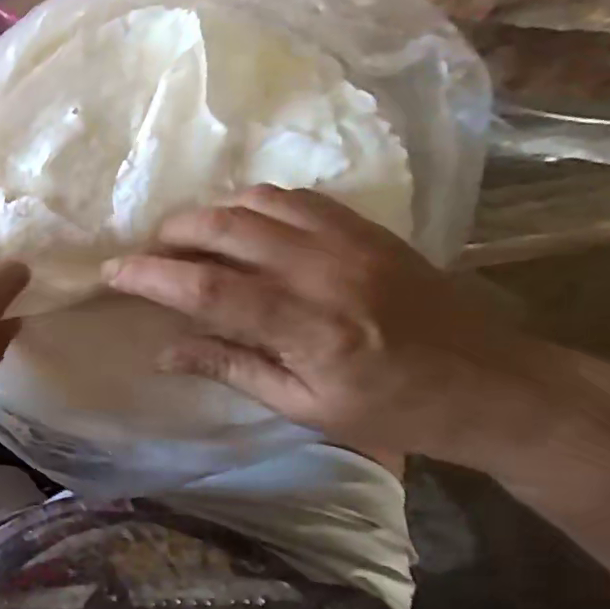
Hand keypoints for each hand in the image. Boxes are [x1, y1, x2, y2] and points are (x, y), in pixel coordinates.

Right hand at [103, 185, 609, 470]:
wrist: (496, 385)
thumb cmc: (396, 412)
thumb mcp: (307, 407)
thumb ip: (232, 368)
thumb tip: (164, 350)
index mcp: (310, 331)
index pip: (209, 288)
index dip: (152, 275)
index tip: (113, 272)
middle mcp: (324, 272)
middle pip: (223, 227)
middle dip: (170, 234)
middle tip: (147, 254)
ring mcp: (348, 241)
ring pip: (253, 201)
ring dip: (208, 214)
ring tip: (187, 239)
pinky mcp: (365, 226)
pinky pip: (292, 196)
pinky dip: (251, 204)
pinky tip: (241, 225)